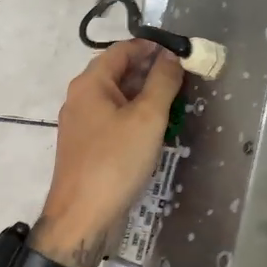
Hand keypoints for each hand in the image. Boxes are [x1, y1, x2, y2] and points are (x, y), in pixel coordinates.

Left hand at [32, 40, 183, 266]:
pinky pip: (114, 118)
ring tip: (176, 103)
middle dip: (151, 71)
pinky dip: (135, 116)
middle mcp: (81, 96)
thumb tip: (171, 57)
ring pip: (118, 96)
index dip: (153, 47)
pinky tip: (156, 129)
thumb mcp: (147, 118)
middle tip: (184, 80)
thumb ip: (162, 82)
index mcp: (90, 82)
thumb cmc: (115, 162)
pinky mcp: (87, 145)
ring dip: (146, 95)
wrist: (81, 219)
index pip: (124, 49)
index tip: (181, 54)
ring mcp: (82, 122)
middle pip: (120, 71)